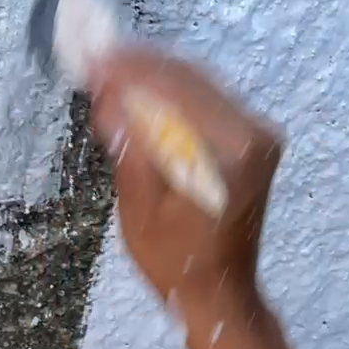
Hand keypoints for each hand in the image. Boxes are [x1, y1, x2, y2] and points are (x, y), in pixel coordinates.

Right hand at [89, 45, 282, 312]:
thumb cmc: (175, 258)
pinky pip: (203, 98)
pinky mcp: (249, 137)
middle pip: (188, 77)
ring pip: (196, 81)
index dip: (130, 71)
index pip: (175, 89)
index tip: (92, 60)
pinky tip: (137, 88)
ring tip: (107, 69)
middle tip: (94, 58)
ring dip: (151, 73)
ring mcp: (256, 132)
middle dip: (139, 65)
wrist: (218, 290)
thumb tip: (107, 96)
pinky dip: (168, 90)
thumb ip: (129, 146)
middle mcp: (254, 131)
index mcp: (233, 149)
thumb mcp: (141, 207)